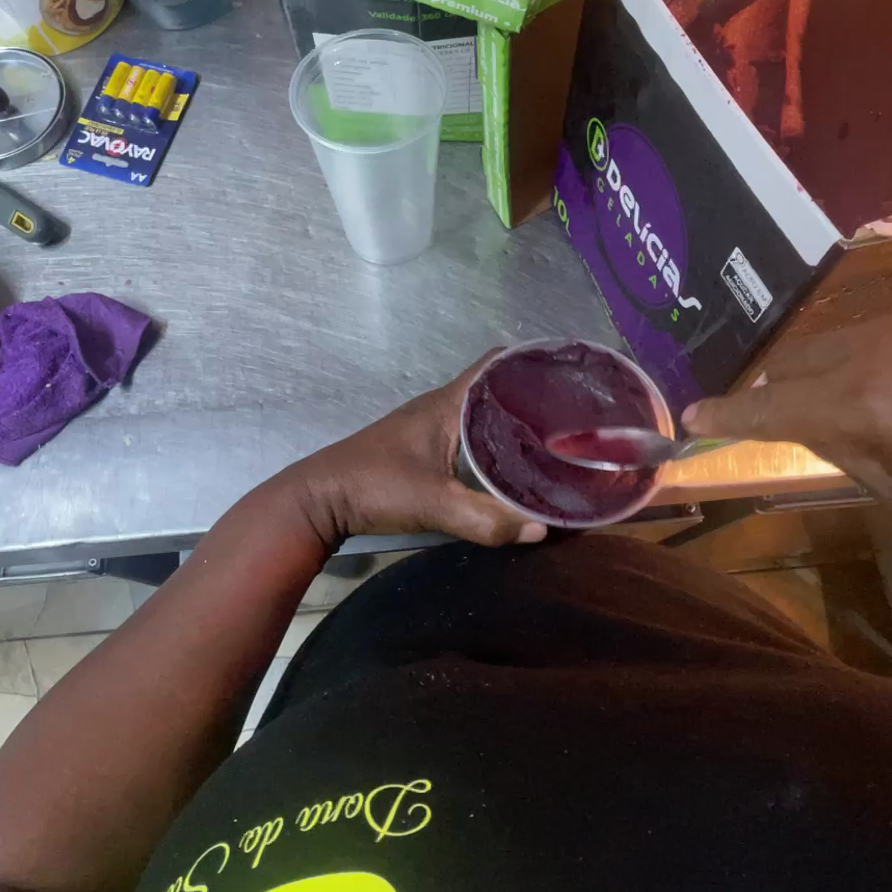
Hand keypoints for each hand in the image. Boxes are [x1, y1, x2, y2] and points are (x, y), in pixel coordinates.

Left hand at [283, 351, 548, 548]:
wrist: (320, 499)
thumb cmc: (376, 487)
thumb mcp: (435, 505)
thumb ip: (487, 520)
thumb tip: (541, 530)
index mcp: (447, 403)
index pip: (495, 362)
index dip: (531, 361)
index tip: (568, 375)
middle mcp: (440, 405)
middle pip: (494, 387)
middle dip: (530, 395)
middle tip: (571, 416)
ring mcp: (428, 425)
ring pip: (480, 412)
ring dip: (511, 419)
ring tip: (551, 438)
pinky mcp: (420, 447)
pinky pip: (467, 433)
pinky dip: (491, 439)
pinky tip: (508, 462)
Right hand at [679, 282, 891, 553]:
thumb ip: (852, 454)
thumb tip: (822, 428)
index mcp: (863, 400)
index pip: (770, 408)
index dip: (725, 414)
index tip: (690, 415)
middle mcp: (884, 340)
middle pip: (804, 358)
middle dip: (786, 387)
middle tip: (793, 413)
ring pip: (859, 335)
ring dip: (851, 367)